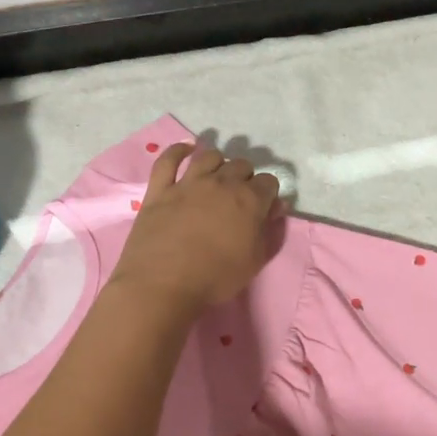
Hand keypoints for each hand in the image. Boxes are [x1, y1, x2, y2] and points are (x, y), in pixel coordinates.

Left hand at [108, 142, 282, 315]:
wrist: (162, 286)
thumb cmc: (215, 278)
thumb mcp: (255, 260)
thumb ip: (269, 230)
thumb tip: (276, 208)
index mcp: (250, 199)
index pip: (269, 182)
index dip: (268, 194)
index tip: (264, 207)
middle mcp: (222, 183)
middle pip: (241, 165)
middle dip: (245, 177)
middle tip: (239, 197)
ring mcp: (188, 183)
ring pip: (209, 156)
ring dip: (218, 163)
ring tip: (216, 176)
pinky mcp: (160, 190)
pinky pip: (168, 160)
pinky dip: (178, 151)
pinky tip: (186, 150)